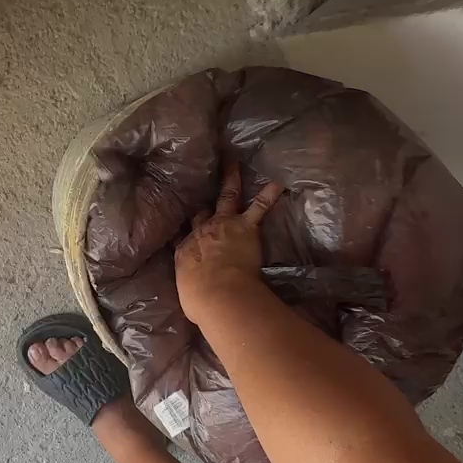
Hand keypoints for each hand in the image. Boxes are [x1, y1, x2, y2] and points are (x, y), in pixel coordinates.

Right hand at [176, 162, 283, 324]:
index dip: (188, 227)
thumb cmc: (199, 298)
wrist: (217, 292)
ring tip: (234, 164)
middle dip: (203, 199)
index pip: (185, 234)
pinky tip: (277, 183)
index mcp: (185, 250)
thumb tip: (195, 287)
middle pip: (202, 211)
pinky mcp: (245, 227)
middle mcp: (201, 232)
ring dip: (231, 180)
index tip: (188, 219)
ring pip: (227, 197)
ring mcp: (224, 225)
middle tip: (204, 181)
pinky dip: (268, 195)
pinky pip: (258, 207)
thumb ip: (192, 283)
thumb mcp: (187, 289)